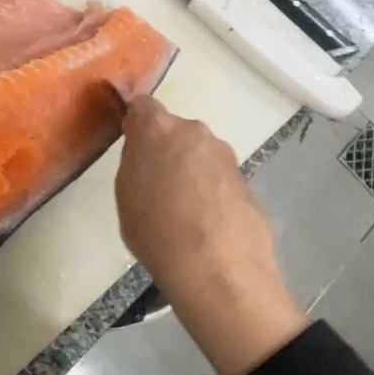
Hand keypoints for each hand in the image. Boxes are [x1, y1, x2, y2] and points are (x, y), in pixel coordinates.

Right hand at [115, 95, 307, 374]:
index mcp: (157, 129)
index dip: (136, 123)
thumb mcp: (126, 196)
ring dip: (190, 171)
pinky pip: (218, 178)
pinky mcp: (247, 180)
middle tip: (155, 184)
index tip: (132, 142)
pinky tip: (205, 223)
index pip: (143, 106)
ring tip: (182, 210)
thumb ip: (136, 164)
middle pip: (174, 131)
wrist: (217, 268)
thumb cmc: (156, 230)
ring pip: (199, 154)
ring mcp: (225, 155)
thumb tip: (146, 154)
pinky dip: (211, 192)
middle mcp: (195, 132)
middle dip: (165, 150)